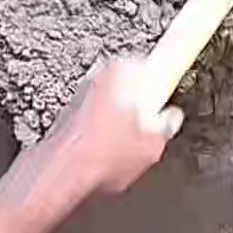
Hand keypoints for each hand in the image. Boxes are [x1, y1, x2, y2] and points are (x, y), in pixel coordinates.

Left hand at [45, 58, 182, 193]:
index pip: (152, 63)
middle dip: (141, 99)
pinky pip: (96, 107)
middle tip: (147, 127)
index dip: (162, 80)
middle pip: (132, 79)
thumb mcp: (151, 146)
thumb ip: (166, 125)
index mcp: (124, 71)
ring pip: (113, 94)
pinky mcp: (71, 104)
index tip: (168, 89)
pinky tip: (105, 148)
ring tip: (124, 143)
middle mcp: (101, 71)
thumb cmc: (103, 154)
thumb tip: (170, 119)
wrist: (62, 170)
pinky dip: (102, 121)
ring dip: (120, 110)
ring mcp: (84, 86)